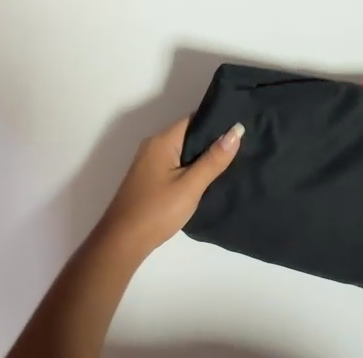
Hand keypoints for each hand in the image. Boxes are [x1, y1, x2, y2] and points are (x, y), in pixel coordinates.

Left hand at [94, 117, 243, 258]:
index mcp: (162, 140)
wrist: (121, 243)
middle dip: (211, 141)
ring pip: (181, 151)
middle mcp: (153, 145)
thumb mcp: (190, 186)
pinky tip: (204, 180)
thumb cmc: (157, 211)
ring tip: (228, 163)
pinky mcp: (148, 178)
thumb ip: (213, 159)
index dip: (216, 124)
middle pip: (188, 134)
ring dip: (200, 157)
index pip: (194, 120)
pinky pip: (174, 163)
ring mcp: (148, 162)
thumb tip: (237, 130)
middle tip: (240, 149)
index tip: (240, 130)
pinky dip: (189, 168)